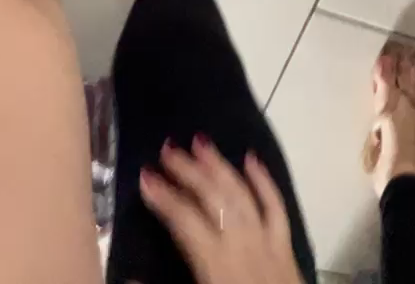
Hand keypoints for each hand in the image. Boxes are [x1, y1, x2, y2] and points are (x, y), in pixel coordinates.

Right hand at [139, 137, 304, 283]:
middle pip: (213, 198)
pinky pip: (276, 207)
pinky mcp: (286, 249)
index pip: (184, 221)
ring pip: (241, 193)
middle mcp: (242, 246)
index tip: (144, 177)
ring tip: (200, 143)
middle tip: (167, 149)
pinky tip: (251, 159)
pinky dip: (263, 181)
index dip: (164, 197)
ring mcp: (267, 243)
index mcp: (216, 266)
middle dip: (188, 171)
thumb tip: (127, 275)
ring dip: (220, 166)